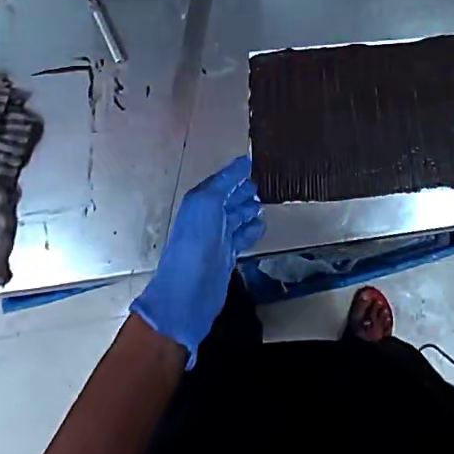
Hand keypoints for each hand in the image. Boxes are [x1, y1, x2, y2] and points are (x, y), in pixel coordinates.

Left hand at [131, 156, 263, 365]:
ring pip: (237, 217)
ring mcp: (217, 238)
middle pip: (230, 198)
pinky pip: (242, 237)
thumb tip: (242, 161)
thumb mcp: (207, 202)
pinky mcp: (227, 256)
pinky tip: (261, 225)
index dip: (237, 172)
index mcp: (200, 201)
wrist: (188, 292)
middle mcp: (208, 217)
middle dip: (245, 189)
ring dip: (250, 209)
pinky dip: (252, 230)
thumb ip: (225, 181)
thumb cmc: (195, 242)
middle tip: (265, 181)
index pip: (223, 181)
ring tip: (265, 201)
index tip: (256, 161)